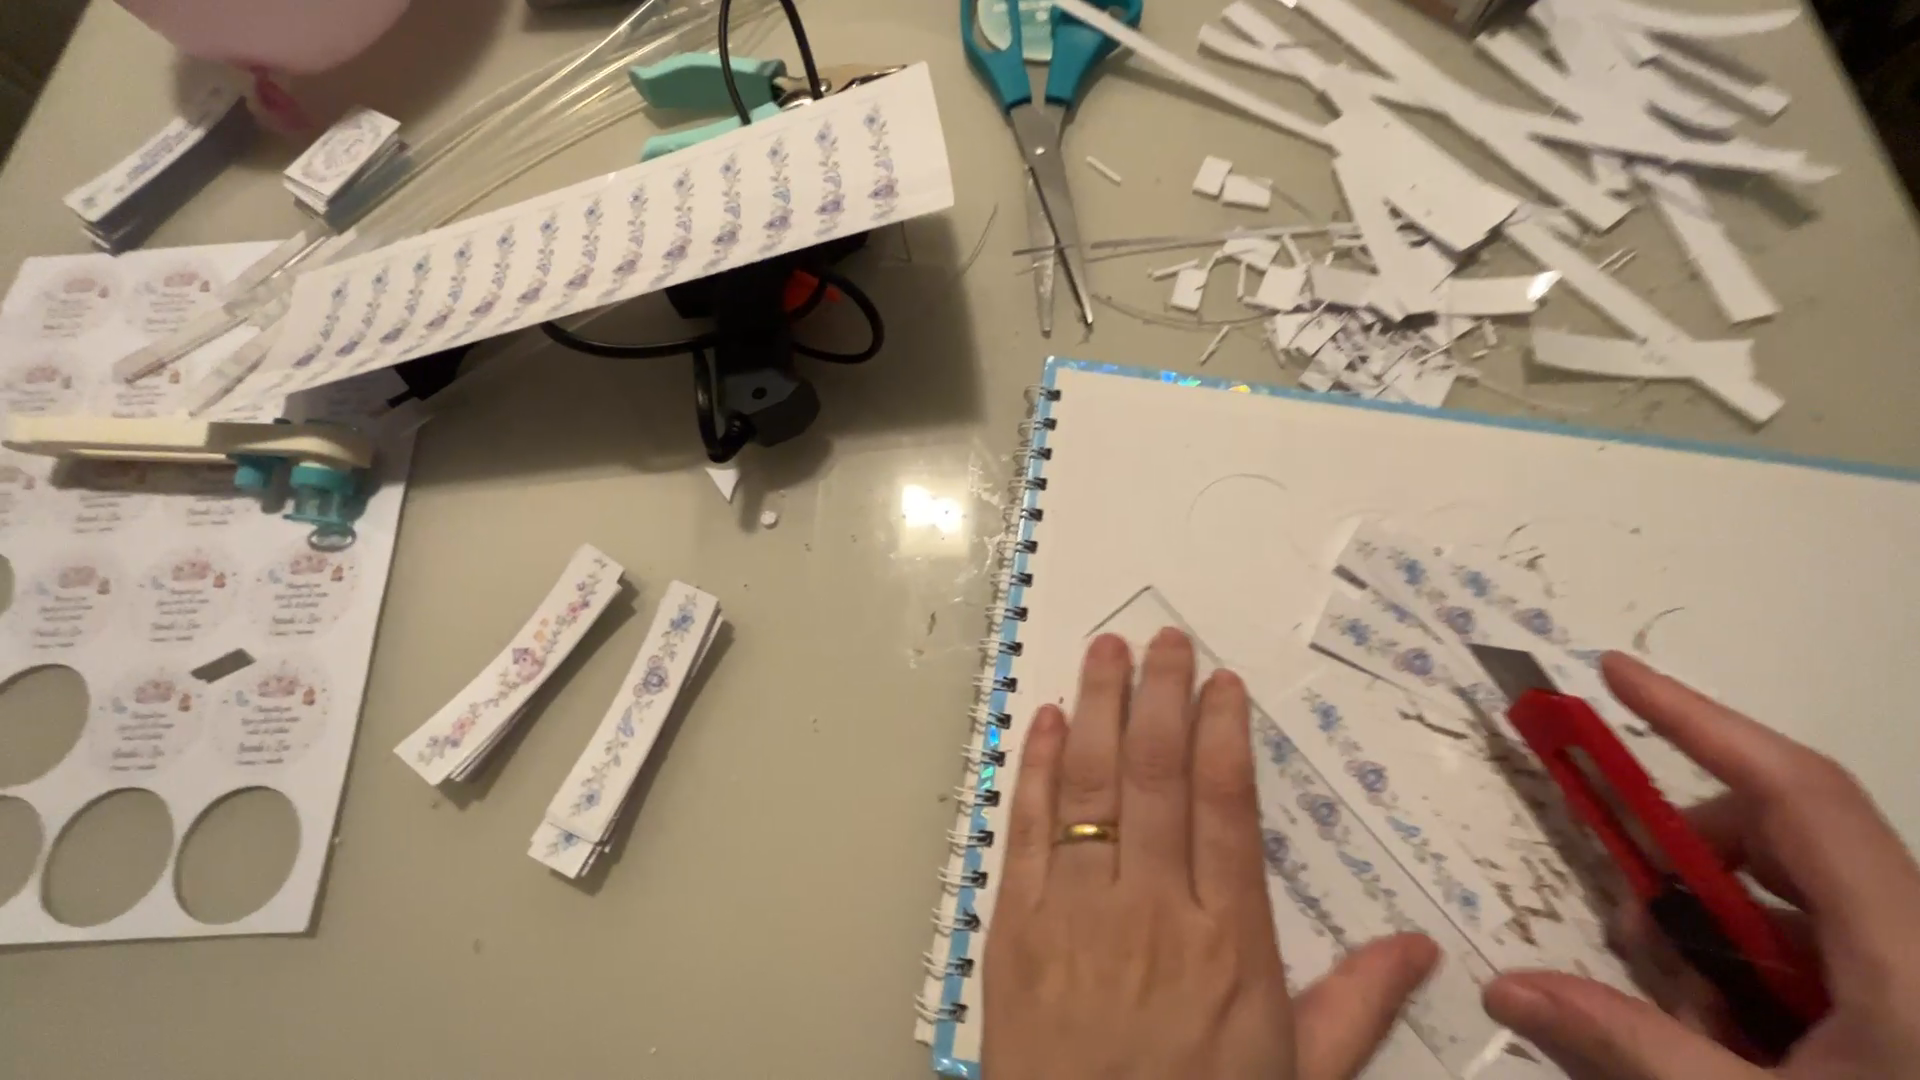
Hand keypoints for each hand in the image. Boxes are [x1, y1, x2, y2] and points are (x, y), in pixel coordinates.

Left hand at [983, 628, 1438, 1079]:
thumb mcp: (1295, 1078)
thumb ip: (1356, 1007)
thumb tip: (1421, 947)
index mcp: (1226, 939)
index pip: (1226, 805)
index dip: (1223, 732)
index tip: (1221, 681)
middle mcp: (1151, 905)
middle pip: (1154, 773)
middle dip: (1159, 695)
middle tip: (1162, 638)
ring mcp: (1076, 906)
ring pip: (1088, 783)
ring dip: (1096, 707)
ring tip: (1105, 651)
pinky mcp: (1017, 919)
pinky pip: (1027, 827)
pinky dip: (1034, 765)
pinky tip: (1043, 719)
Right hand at [1485, 652, 1919, 1078]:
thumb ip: (1633, 1046)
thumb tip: (1501, 988)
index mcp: (1908, 948)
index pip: (1794, 790)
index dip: (1698, 720)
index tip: (1613, 672)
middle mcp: (1918, 933)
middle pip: (1773, 833)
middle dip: (1679, 861)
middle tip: (1635, 932)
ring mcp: (1913, 959)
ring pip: (1783, 888)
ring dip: (1705, 925)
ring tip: (1693, 1010)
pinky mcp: (1908, 990)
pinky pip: (1808, 937)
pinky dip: (1745, 962)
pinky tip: (1736, 1030)